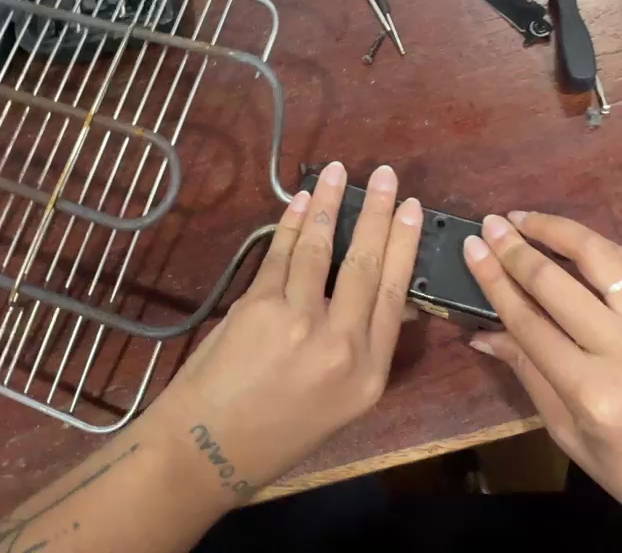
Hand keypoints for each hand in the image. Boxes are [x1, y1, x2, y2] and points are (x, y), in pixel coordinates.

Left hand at [141, 162, 422, 498]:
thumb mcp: (342, 403)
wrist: (208, 449)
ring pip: (321, 248)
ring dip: (332, 203)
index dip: (404, 244)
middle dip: (378, 212)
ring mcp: (296, 320)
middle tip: (388, 176)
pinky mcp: (258, 304)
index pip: (394, 292)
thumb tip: (389, 295)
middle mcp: (340, 343)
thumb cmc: (280, 432)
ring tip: (340, 172)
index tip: (412, 208)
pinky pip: (282, 252)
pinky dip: (293, 222)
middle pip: (365, 263)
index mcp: (368, 373)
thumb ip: (365, 346)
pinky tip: (304, 199)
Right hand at [463, 211, 621, 552]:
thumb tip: (483, 335)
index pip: (528, 320)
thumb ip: (529, 376)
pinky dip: (598, 244)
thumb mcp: (573, 438)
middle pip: (556, 282)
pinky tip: (574, 238)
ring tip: (525, 217)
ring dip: (558, 229)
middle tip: (488, 223)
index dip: (494, 279)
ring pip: (599, 257)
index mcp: (591, 391)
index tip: (471, 247)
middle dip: (516, 247)